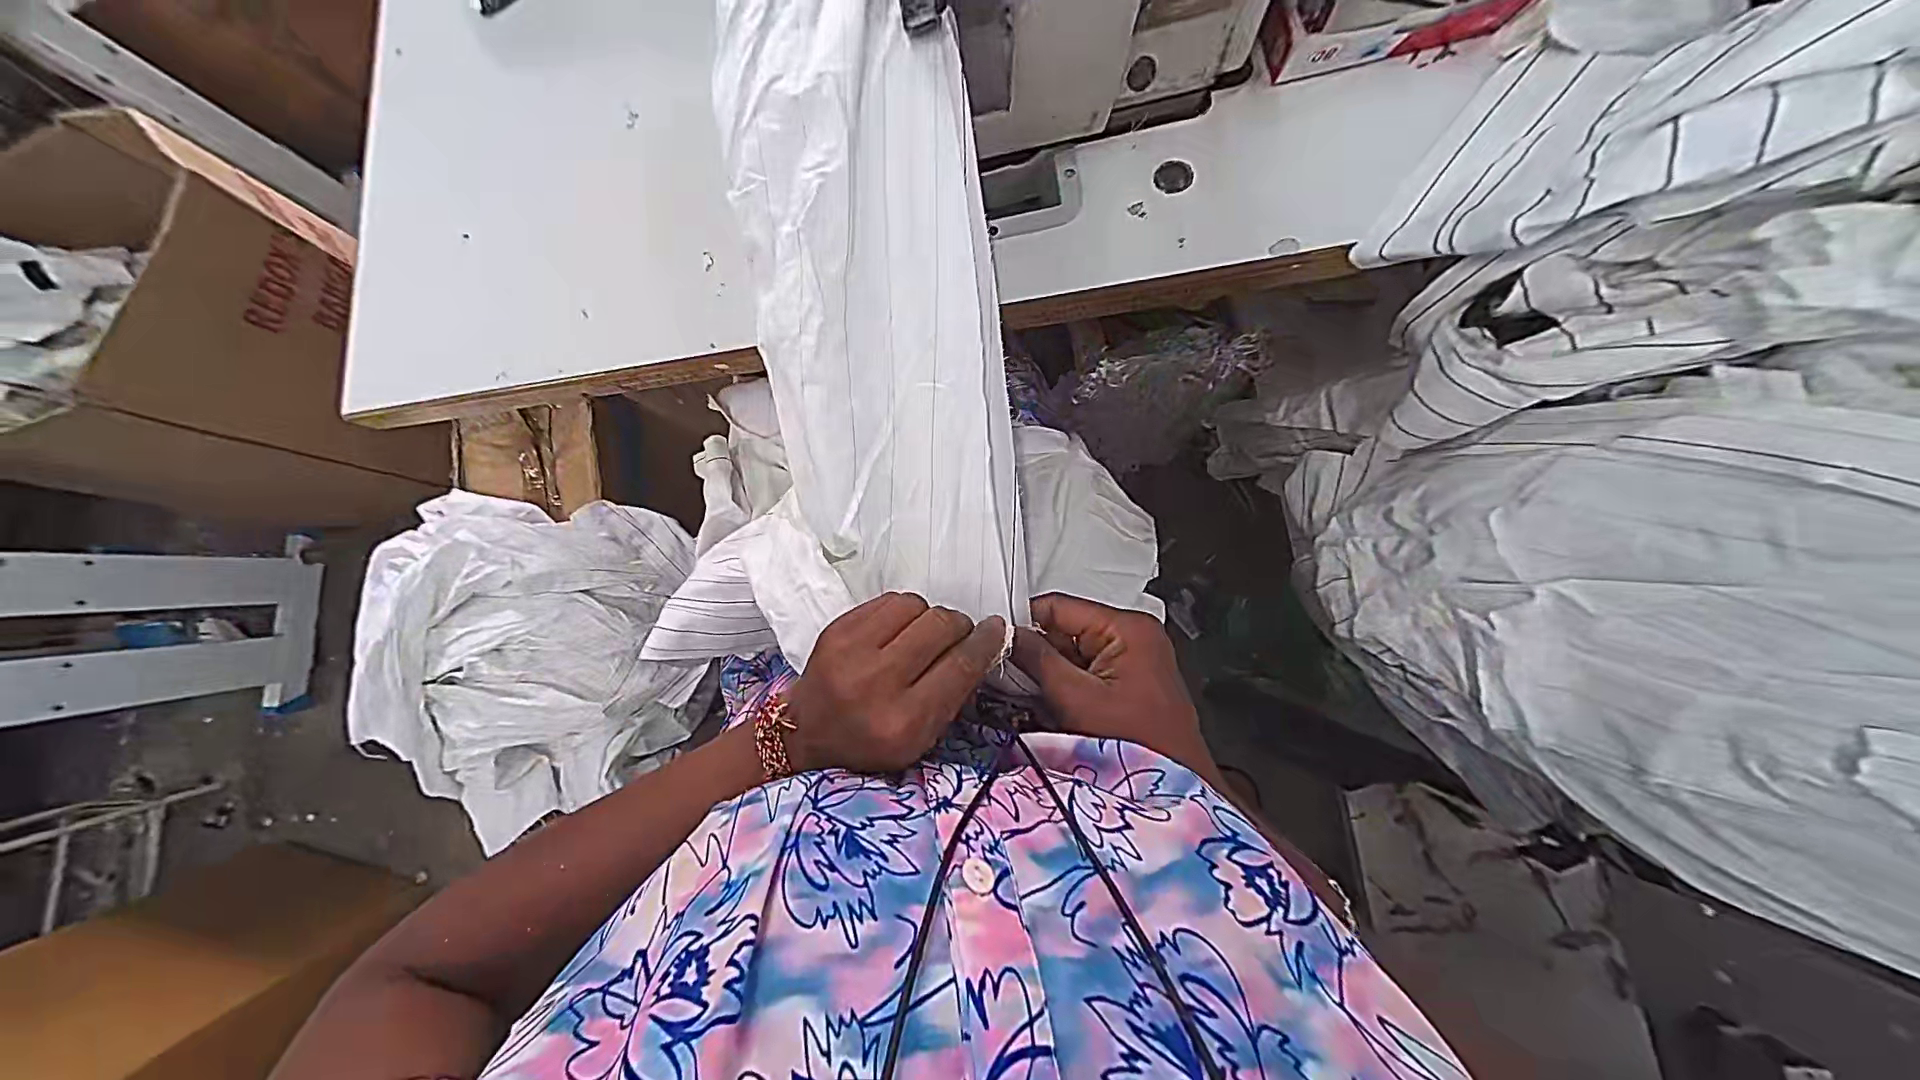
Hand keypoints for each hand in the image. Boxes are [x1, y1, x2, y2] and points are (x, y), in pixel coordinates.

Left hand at [785, 593, 1006, 772]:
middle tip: (958, 635)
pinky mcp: (837, 629)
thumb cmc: (866, 743)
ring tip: (922, 635)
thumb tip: (980, 647)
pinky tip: (898, 630)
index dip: (986, 643)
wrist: (806, 733)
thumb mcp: (919, 739)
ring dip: (929, 616)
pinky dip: (902, 612)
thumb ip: (952, 695)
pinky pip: (888, 600)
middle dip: (959, 626)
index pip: (961, 666)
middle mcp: (875, 683)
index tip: (995, 632)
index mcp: (903, 722)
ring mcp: (851, 652)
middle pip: (941, 626)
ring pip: (916, 605)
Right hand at [1011, 593, 1220, 784]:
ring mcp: (1132, 658)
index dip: (1024, 622)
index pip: (1059, 606)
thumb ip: (1038, 660)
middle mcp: (1133, 636)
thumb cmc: (1144, 746)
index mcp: (1127, 628)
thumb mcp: (1077, 699)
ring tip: (1041, 698)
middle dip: (1038, 653)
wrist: (1178, 788)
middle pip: (1065, 628)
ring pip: (1072, 653)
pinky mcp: (1128, 680)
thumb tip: (1011, 637)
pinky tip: (1058, 707)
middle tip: (1016, 678)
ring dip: (1051, 674)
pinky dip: (1066, 686)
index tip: (1000, 643)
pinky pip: (1085, 671)